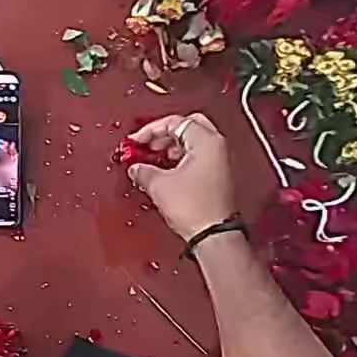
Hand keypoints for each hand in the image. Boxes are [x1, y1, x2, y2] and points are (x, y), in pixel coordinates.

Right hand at [127, 113, 235, 240]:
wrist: (213, 234)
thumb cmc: (196, 209)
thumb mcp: (159, 185)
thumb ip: (143, 170)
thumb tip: (136, 168)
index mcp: (207, 141)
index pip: (175, 122)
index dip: (150, 130)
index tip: (136, 141)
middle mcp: (218, 147)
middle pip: (187, 126)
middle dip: (163, 134)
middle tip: (146, 144)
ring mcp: (220, 161)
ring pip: (192, 142)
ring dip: (171, 147)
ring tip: (152, 159)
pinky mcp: (218, 176)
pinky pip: (197, 157)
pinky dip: (180, 159)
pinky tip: (166, 172)